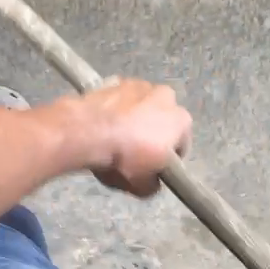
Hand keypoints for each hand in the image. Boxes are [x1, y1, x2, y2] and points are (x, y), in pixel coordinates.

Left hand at [68, 79, 191, 196]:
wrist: (87, 132)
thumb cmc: (124, 160)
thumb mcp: (143, 187)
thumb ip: (154, 184)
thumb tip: (151, 181)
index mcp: (182, 121)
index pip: (180, 145)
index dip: (167, 160)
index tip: (152, 169)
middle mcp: (167, 96)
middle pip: (162, 121)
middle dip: (152, 134)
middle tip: (132, 154)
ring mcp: (140, 84)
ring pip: (141, 107)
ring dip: (133, 119)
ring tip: (115, 138)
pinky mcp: (114, 80)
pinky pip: (119, 100)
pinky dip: (115, 109)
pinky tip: (103, 124)